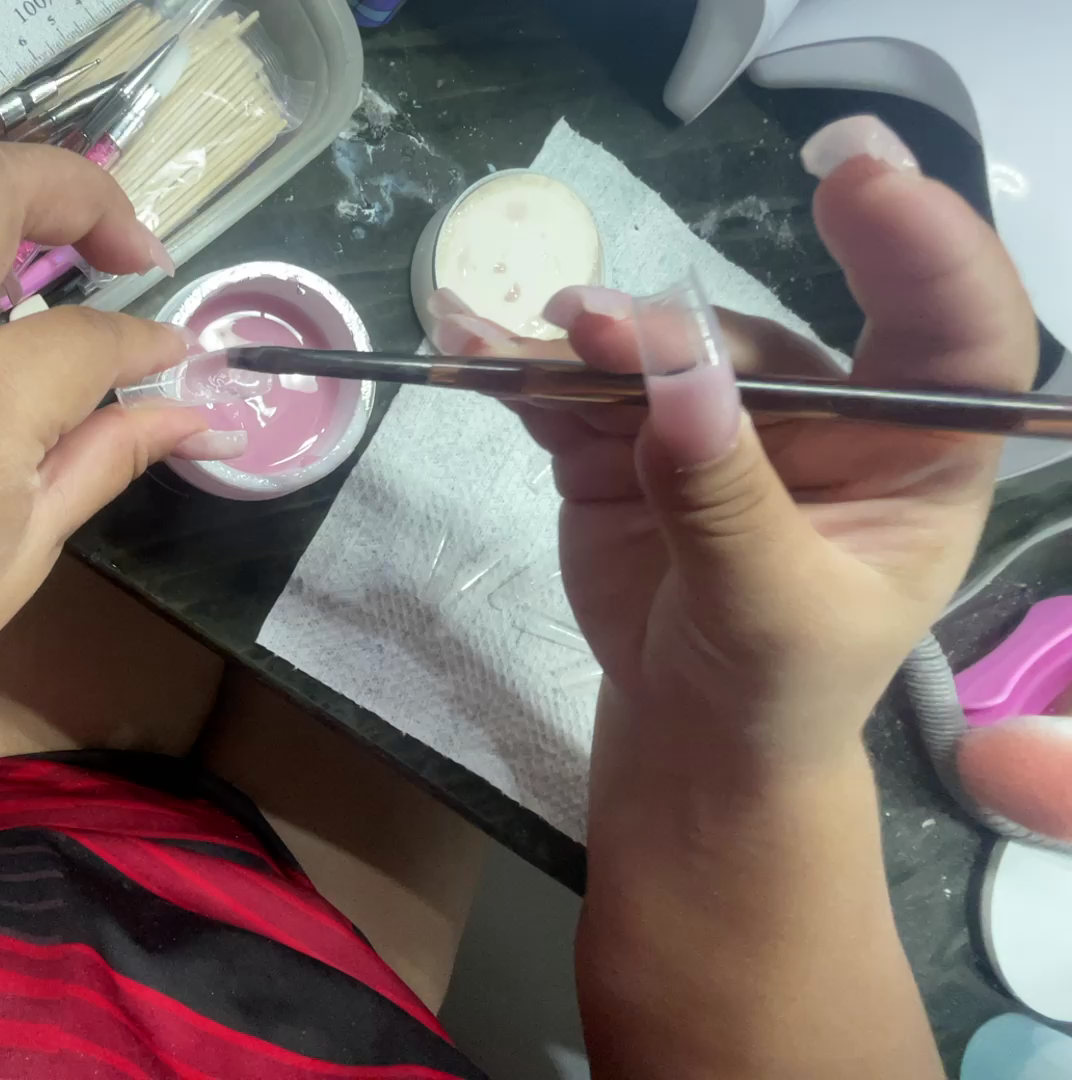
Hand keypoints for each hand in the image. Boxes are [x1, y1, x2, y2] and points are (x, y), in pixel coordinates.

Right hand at [428, 116, 1037, 766]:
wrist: (685, 713)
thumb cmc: (772, 676)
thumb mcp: (768, 604)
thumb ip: (727, 498)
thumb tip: (680, 384)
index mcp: (901, 452)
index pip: (944, 335)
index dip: (915, 248)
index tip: (855, 177)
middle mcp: (800, 423)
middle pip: (731, 348)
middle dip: (654, 336)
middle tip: (579, 327)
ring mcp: (694, 434)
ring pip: (629, 370)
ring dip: (558, 353)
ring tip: (485, 339)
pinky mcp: (615, 454)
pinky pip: (566, 407)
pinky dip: (516, 384)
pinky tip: (469, 354)